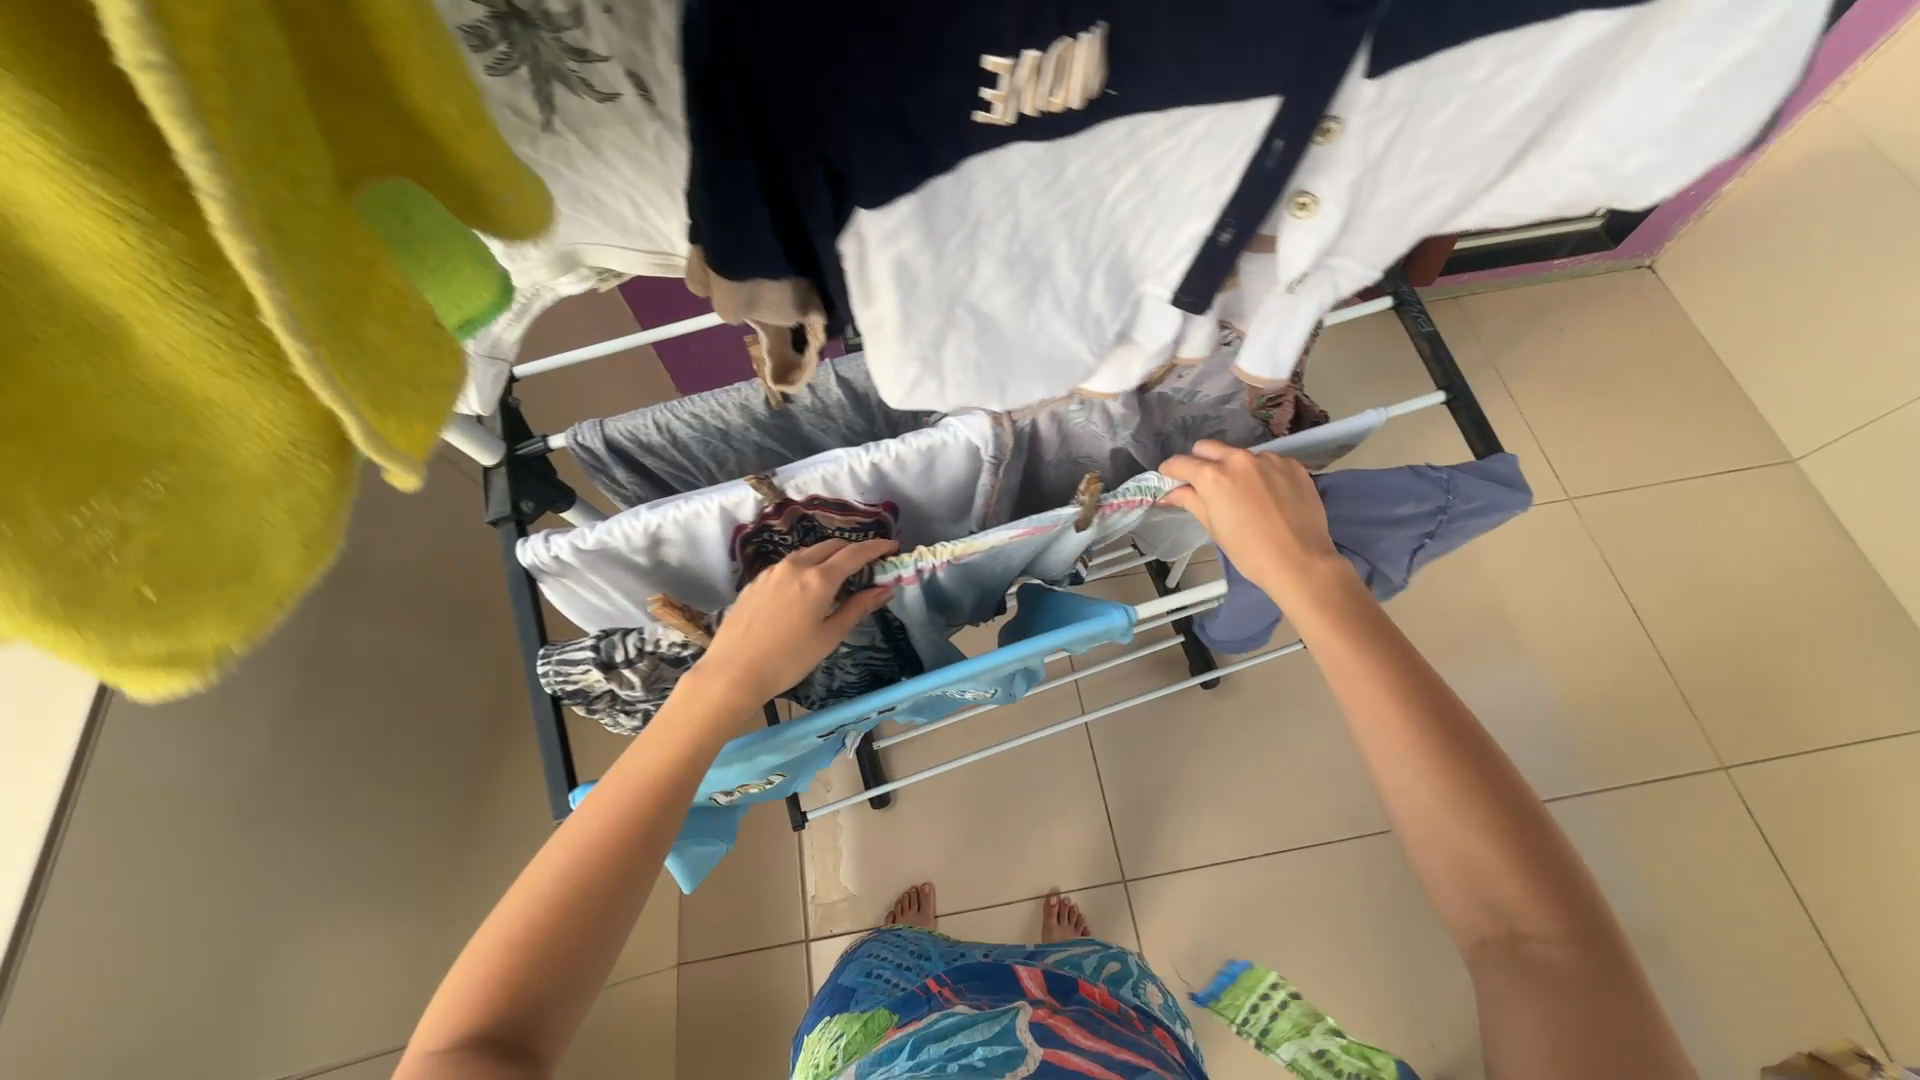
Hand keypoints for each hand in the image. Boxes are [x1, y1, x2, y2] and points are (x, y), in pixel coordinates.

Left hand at [684, 538, 897, 710]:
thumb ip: (858, 608)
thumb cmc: (788, 659)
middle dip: (853, 549)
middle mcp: (796, 566)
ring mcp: (772, 571)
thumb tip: (884, 589)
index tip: (892, 546)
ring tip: (839, 573)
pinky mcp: (756, 581)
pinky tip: (806, 586)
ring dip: (828, 556)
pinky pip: (788, 564)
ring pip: (807, 553)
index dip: (877, 547)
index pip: (855, 553)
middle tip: (868, 562)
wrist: (733, 672)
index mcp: (819, 579)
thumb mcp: (829, 636)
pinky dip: (806, 566)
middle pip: (831, 546)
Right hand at [1158, 441, 1344, 599]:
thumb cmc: (1249, 552)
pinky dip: (1261, 474)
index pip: (1180, 462)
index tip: (1170, 479)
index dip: (1170, 471)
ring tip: (1244, 494)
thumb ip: (1191, 501)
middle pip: (1207, 447)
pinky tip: (1269, 496)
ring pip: (1239, 454)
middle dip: (1200, 462)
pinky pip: (1268, 462)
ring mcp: (1269, 459)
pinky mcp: (1292, 464)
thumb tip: (1171, 492)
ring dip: (1234, 468)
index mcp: (1213, 476)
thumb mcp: (1214, 527)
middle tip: (1204, 484)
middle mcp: (1239, 459)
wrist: (1301, 561)